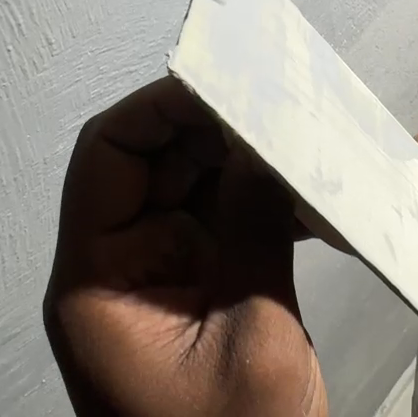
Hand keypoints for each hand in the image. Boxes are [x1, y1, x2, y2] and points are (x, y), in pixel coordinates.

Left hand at [45, 77, 327, 416]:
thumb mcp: (253, 335)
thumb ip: (255, 224)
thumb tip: (268, 135)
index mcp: (100, 277)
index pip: (108, 154)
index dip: (161, 104)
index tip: (232, 81)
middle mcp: (122, 260)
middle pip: (154, 156)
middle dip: (219, 124)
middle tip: (288, 104)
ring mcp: (164, 271)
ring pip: (197, 179)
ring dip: (252, 159)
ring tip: (313, 141)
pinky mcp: (202, 283)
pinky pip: (227, 214)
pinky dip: (268, 197)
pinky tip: (318, 197)